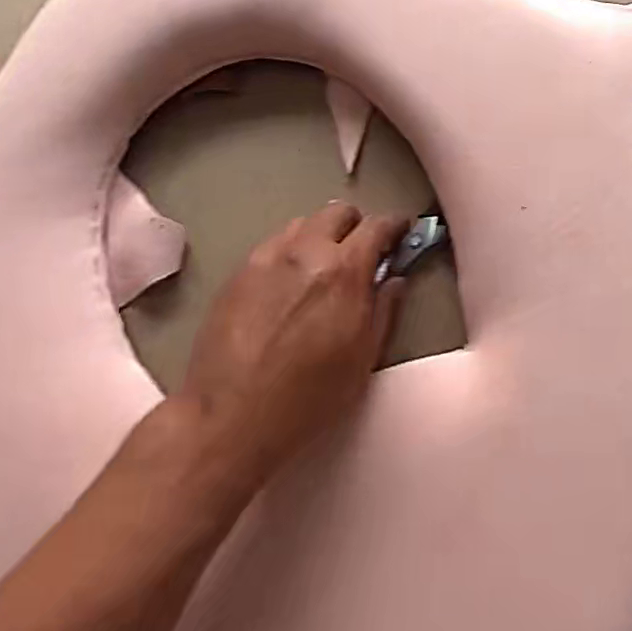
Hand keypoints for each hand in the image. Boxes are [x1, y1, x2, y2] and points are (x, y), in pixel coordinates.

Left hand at [181, 202, 407, 479]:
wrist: (229, 419)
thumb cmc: (307, 398)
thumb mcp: (363, 359)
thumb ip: (384, 309)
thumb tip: (394, 280)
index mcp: (343, 271)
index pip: (378, 225)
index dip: (396, 226)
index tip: (402, 233)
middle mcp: (305, 252)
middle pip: (339, 212)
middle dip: (357, 226)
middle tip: (363, 253)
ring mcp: (267, 258)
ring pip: (304, 223)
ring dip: (322, 236)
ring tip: (324, 267)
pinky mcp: (238, 272)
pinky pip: (274, 244)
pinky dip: (293, 251)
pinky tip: (291, 282)